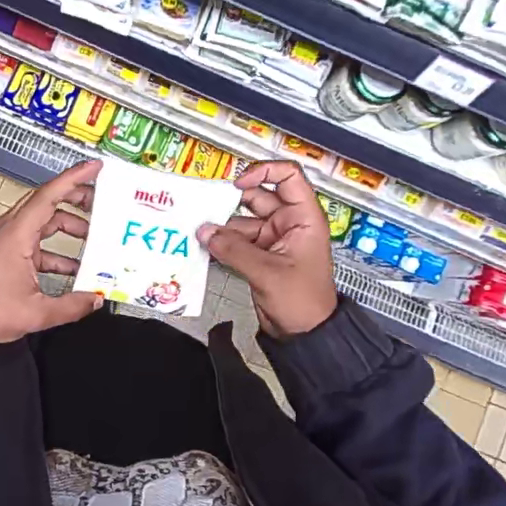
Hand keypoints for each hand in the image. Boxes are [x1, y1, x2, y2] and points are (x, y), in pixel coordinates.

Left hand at [0, 159, 103, 351]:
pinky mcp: (8, 252)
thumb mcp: (39, 312)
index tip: (94, 168)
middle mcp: (11, 231)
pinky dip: (58, 248)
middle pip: (47, 200)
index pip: (49, 195)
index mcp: (17, 236)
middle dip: (76, 197)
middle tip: (101, 200)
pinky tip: (75, 265)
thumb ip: (74, 305)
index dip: (74, 178)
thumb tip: (95, 299)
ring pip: (44, 220)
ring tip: (93, 235)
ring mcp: (8, 240)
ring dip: (69, 224)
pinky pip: (38, 240)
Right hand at [197, 160, 336, 337]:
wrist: (304, 333)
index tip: (239, 183)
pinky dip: (222, 243)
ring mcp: (273, 240)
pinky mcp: (260, 256)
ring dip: (222, 226)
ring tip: (201, 231)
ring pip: (242, 221)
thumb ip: (234, 250)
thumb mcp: (268, 273)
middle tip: (208, 206)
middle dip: (232, 201)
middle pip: (258, 197)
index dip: (263, 171)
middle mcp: (289, 224)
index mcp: (304, 218)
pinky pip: (237, 241)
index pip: (288, 177)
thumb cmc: (304, 302)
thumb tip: (207, 232)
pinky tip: (206, 245)